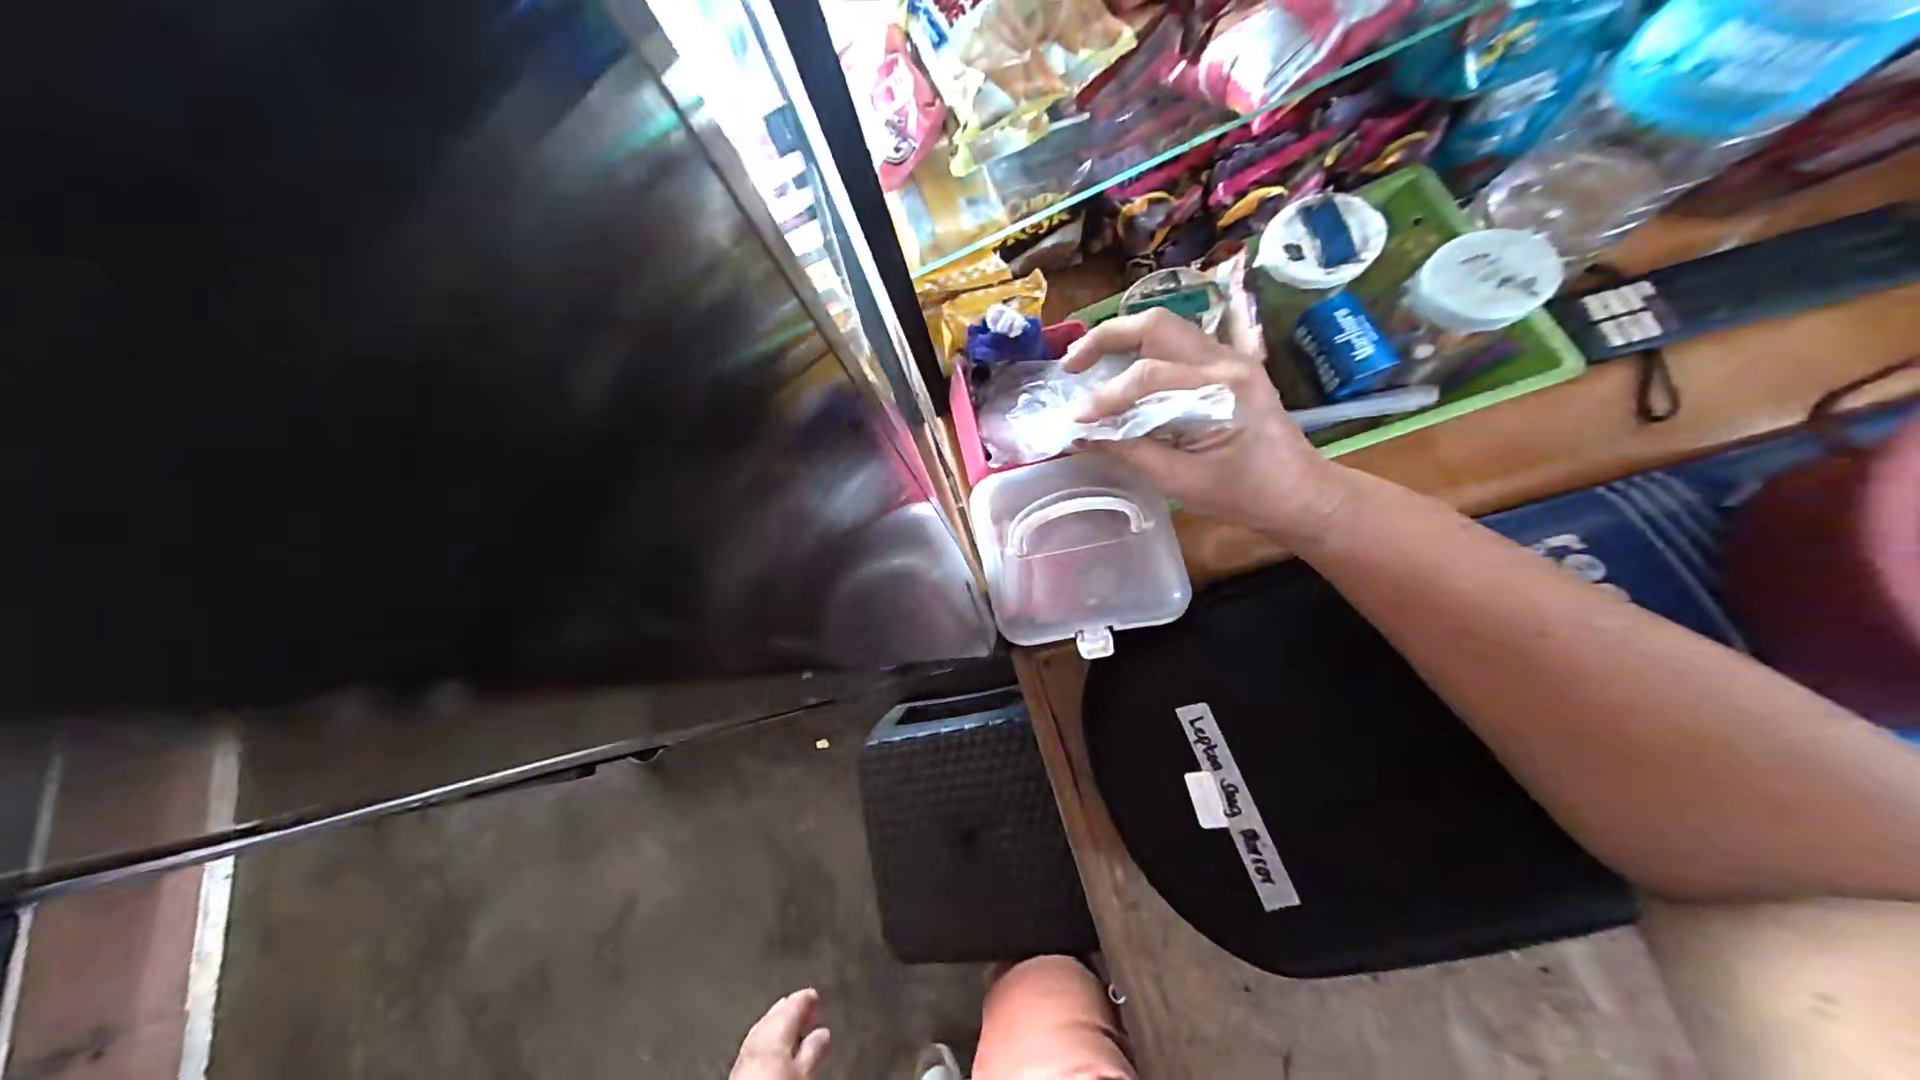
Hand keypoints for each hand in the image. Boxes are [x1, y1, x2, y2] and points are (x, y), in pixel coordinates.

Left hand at [729, 988, 831, 1079]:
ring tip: (793, 1032)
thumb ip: (814, 1049)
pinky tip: (774, 1053)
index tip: (816, 998)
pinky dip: (769, 1042)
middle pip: (778, 1013)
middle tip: (806, 1011)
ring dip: (780, 1027)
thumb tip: (823, 1033)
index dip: (808, 999)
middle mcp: (759, 1033)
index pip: (795, 1002)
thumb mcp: (804, 1071)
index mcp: (777, 1026)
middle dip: (792, 1010)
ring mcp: (745, 1051)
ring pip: (766, 1029)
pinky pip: (757, 1046)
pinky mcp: (738, 1068)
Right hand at [1063, 309, 1350, 549]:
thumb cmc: (1245, 494)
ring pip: (1165, 327)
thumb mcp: (1181, 482)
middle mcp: (1226, 360)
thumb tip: (1082, 436)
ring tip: (1087, 364)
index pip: (1148, 376)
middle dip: (1106, 339)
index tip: (1076, 420)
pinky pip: (1175, 345)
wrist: (1299, 493)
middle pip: (1156, 324)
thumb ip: (1129, 452)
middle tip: (1071, 365)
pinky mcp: (1225, 367)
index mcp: (1222, 387)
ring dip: (1122, 340)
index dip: (1105, 397)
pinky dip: (1141, 351)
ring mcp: (1228, 358)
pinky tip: (1120, 373)